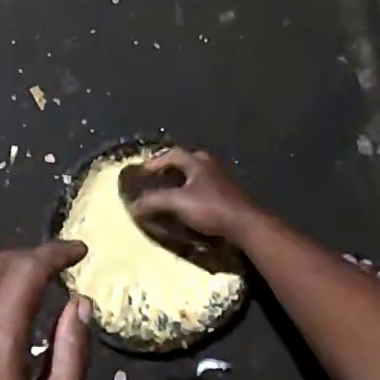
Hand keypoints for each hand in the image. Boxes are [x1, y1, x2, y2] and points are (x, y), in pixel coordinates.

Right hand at [125, 146, 264, 239]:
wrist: (246, 225)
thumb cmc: (210, 207)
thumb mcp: (176, 202)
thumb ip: (153, 201)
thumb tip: (133, 206)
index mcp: (198, 164)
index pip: (173, 154)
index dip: (155, 161)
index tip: (142, 173)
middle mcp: (211, 168)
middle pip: (190, 160)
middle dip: (174, 166)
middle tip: (160, 176)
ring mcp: (223, 183)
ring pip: (200, 175)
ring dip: (185, 180)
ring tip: (171, 192)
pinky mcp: (229, 198)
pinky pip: (207, 189)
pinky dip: (194, 193)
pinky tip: (188, 205)